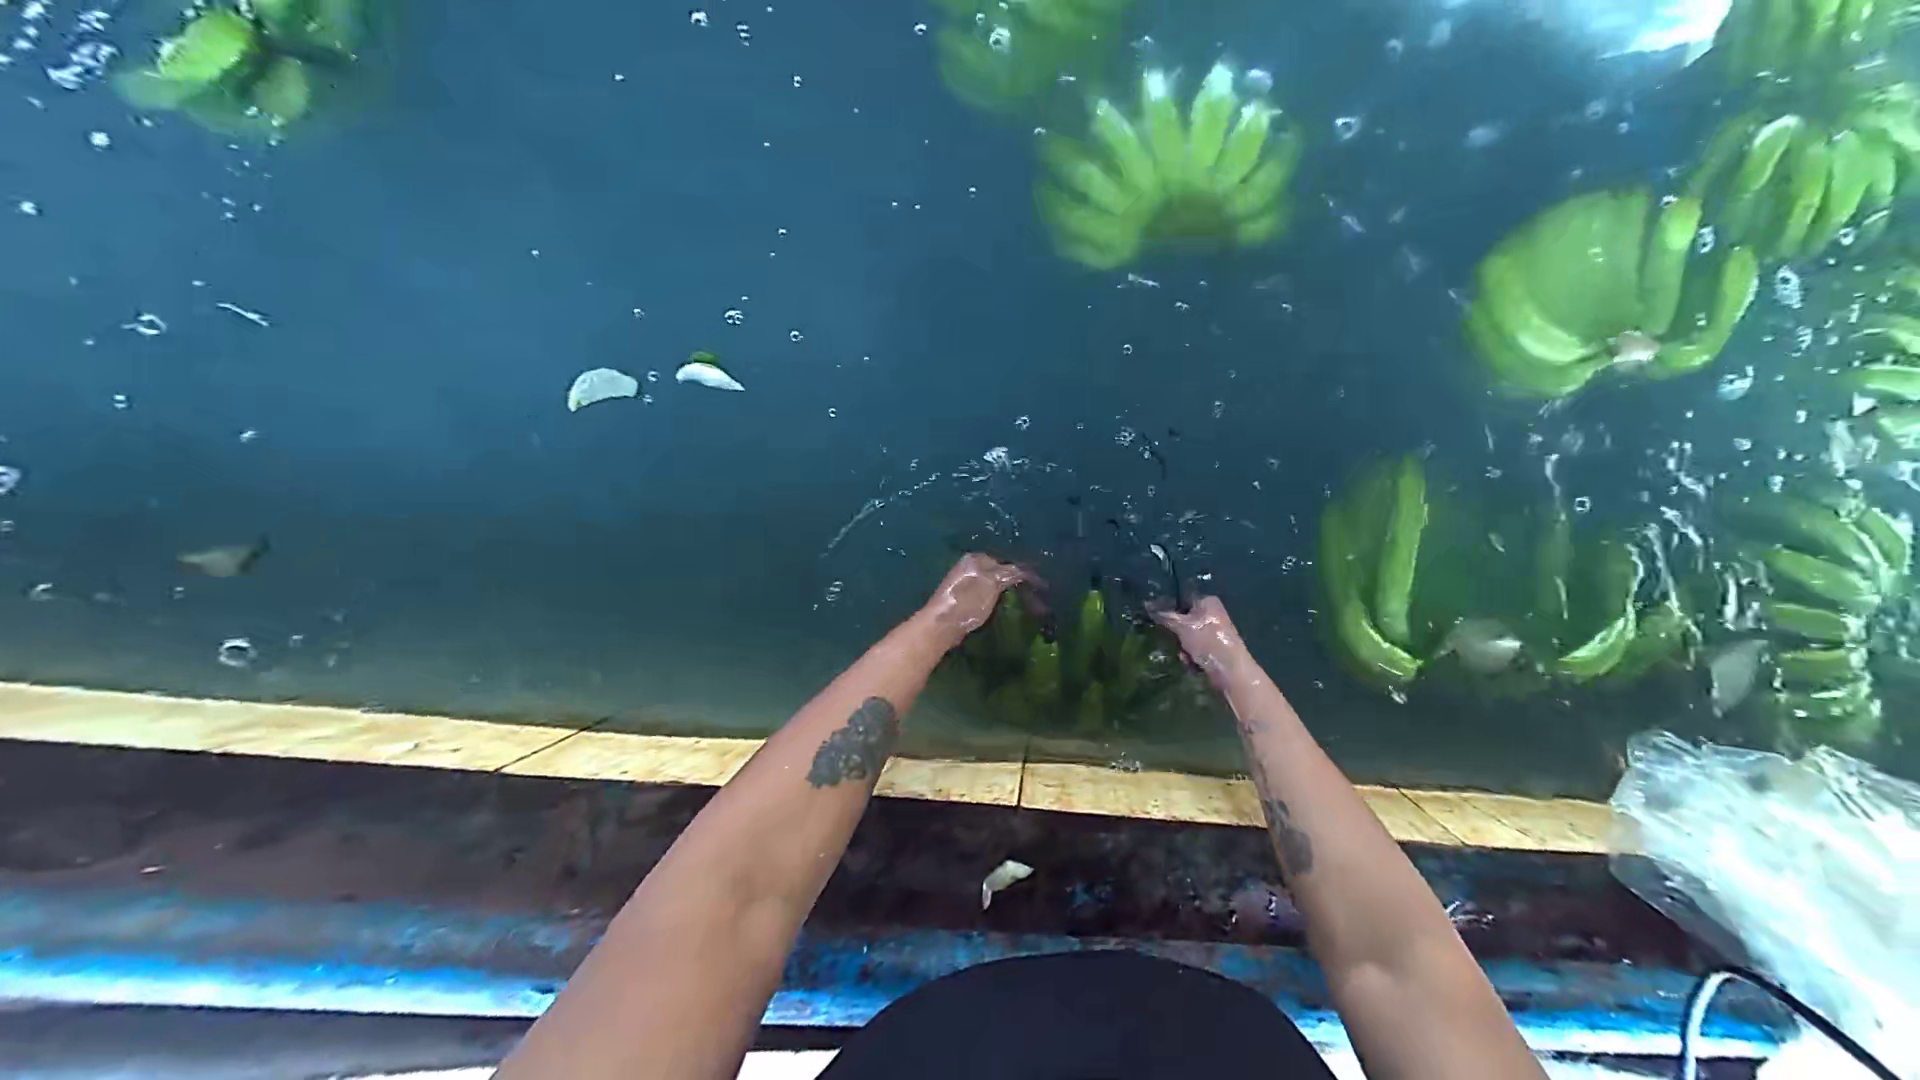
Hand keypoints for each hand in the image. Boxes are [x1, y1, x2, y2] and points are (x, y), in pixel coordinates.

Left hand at [918, 554, 1030, 645]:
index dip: (1017, 572)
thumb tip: (1022, 570)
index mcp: (974, 559)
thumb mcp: (992, 583)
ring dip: (1001, 594)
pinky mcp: (960, 600)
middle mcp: (967, 568)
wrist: (943, 623)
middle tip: (1026, 595)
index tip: (1032, 584)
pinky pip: (982, 596)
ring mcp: (962, 584)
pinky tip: (999, 610)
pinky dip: (992, 602)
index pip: (1003, 561)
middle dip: (1010, 582)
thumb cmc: (968, 600)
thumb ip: (1008, 574)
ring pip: (989, 586)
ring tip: (1016, 604)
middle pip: (995, 573)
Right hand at [1152, 595, 1250, 688]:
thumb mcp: (1182, 627)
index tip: (1159, 620)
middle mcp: (1212, 614)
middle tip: (1177, 642)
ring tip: (1188, 657)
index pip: (1181, 599)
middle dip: (1177, 635)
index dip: (1168, 609)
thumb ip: (1164, 616)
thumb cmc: (1208, 642)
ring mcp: (1214, 632)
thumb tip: (1146, 604)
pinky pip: (1195, 649)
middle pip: (1182, 620)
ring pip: (1186, 637)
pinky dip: (1192, 657)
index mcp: (1208, 602)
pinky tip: (1195, 664)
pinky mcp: (1215, 648)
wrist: (1231, 672)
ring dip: (1183, 648)